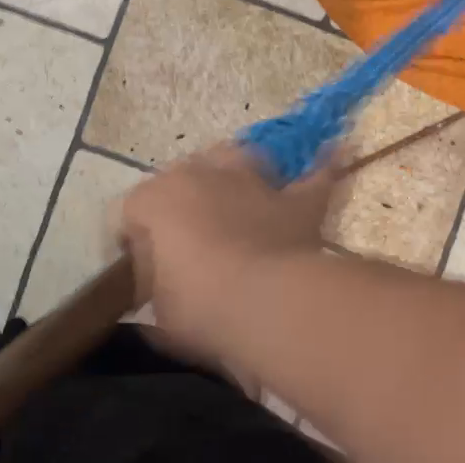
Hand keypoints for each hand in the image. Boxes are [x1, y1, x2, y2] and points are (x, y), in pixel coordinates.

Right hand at [117, 145, 339, 361]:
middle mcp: (198, 174)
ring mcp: (249, 179)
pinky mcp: (293, 196)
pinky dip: (321, 168)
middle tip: (188, 247)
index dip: (130, 241)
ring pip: (237, 157)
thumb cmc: (202, 307)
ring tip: (236, 197)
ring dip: (233, 174)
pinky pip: (312, 175)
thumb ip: (155, 292)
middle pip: (180, 177)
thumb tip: (158, 291)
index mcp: (155, 200)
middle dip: (181, 205)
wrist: (268, 304)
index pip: (127, 211)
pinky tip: (336, 152)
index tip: (138, 275)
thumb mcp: (161, 312)